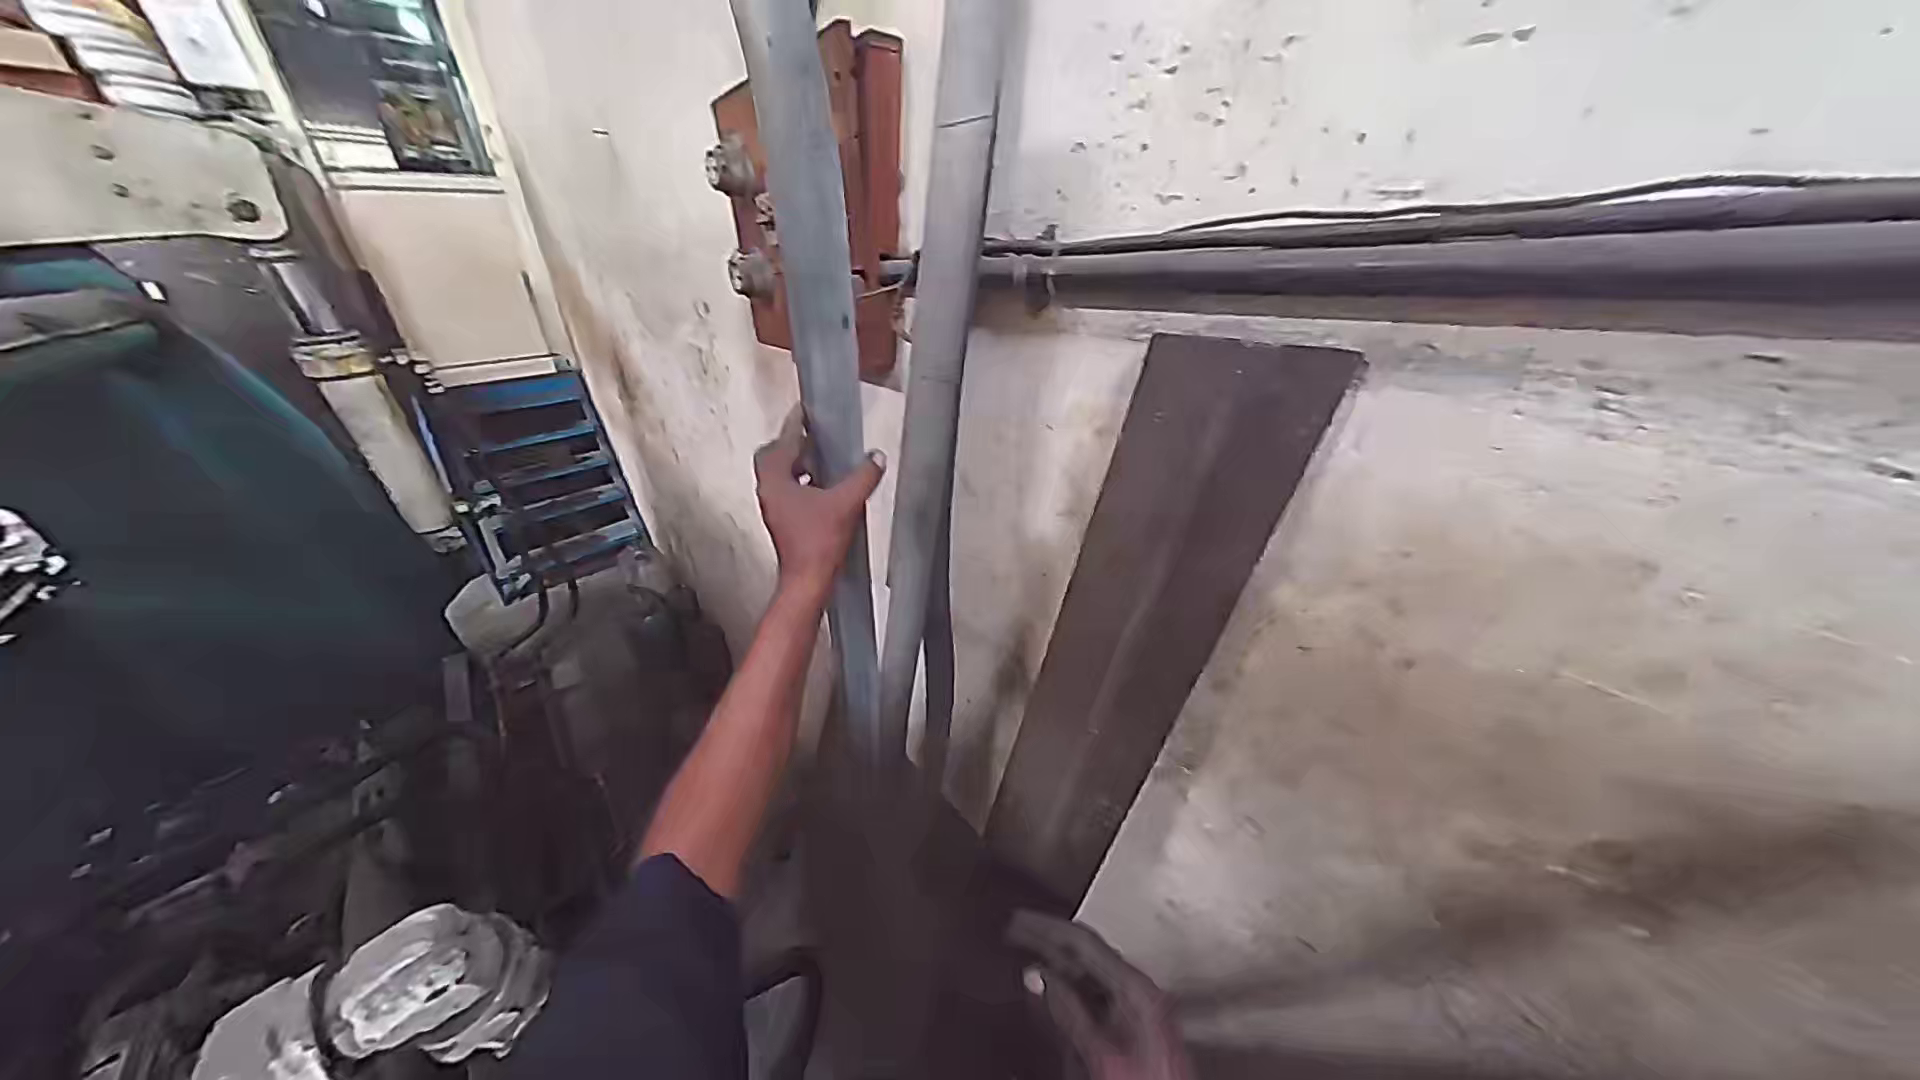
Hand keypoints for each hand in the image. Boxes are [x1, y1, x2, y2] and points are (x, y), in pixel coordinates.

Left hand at [755, 406, 884, 591]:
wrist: (809, 579)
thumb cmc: (818, 544)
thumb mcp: (847, 503)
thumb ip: (863, 477)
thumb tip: (875, 459)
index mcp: (775, 482)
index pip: (781, 442)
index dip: (793, 425)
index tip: (802, 412)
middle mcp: (769, 493)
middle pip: (773, 458)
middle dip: (792, 445)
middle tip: (811, 436)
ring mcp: (774, 509)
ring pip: (781, 476)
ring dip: (798, 465)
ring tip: (822, 458)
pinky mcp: (784, 522)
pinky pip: (789, 492)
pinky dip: (803, 484)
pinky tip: (825, 488)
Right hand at [1009, 912, 1192, 1079]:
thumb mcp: (1101, 1054)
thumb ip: (1069, 1010)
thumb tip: (1039, 975)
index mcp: (1136, 987)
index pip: (1084, 941)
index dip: (1047, 927)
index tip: (1020, 920)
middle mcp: (1141, 992)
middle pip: (1086, 953)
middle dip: (1049, 942)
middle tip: (1017, 931)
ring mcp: (1140, 1011)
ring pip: (1089, 975)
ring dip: (1057, 965)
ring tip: (1027, 955)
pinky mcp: (1136, 1030)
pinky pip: (1095, 997)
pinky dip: (1070, 991)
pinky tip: (1053, 994)